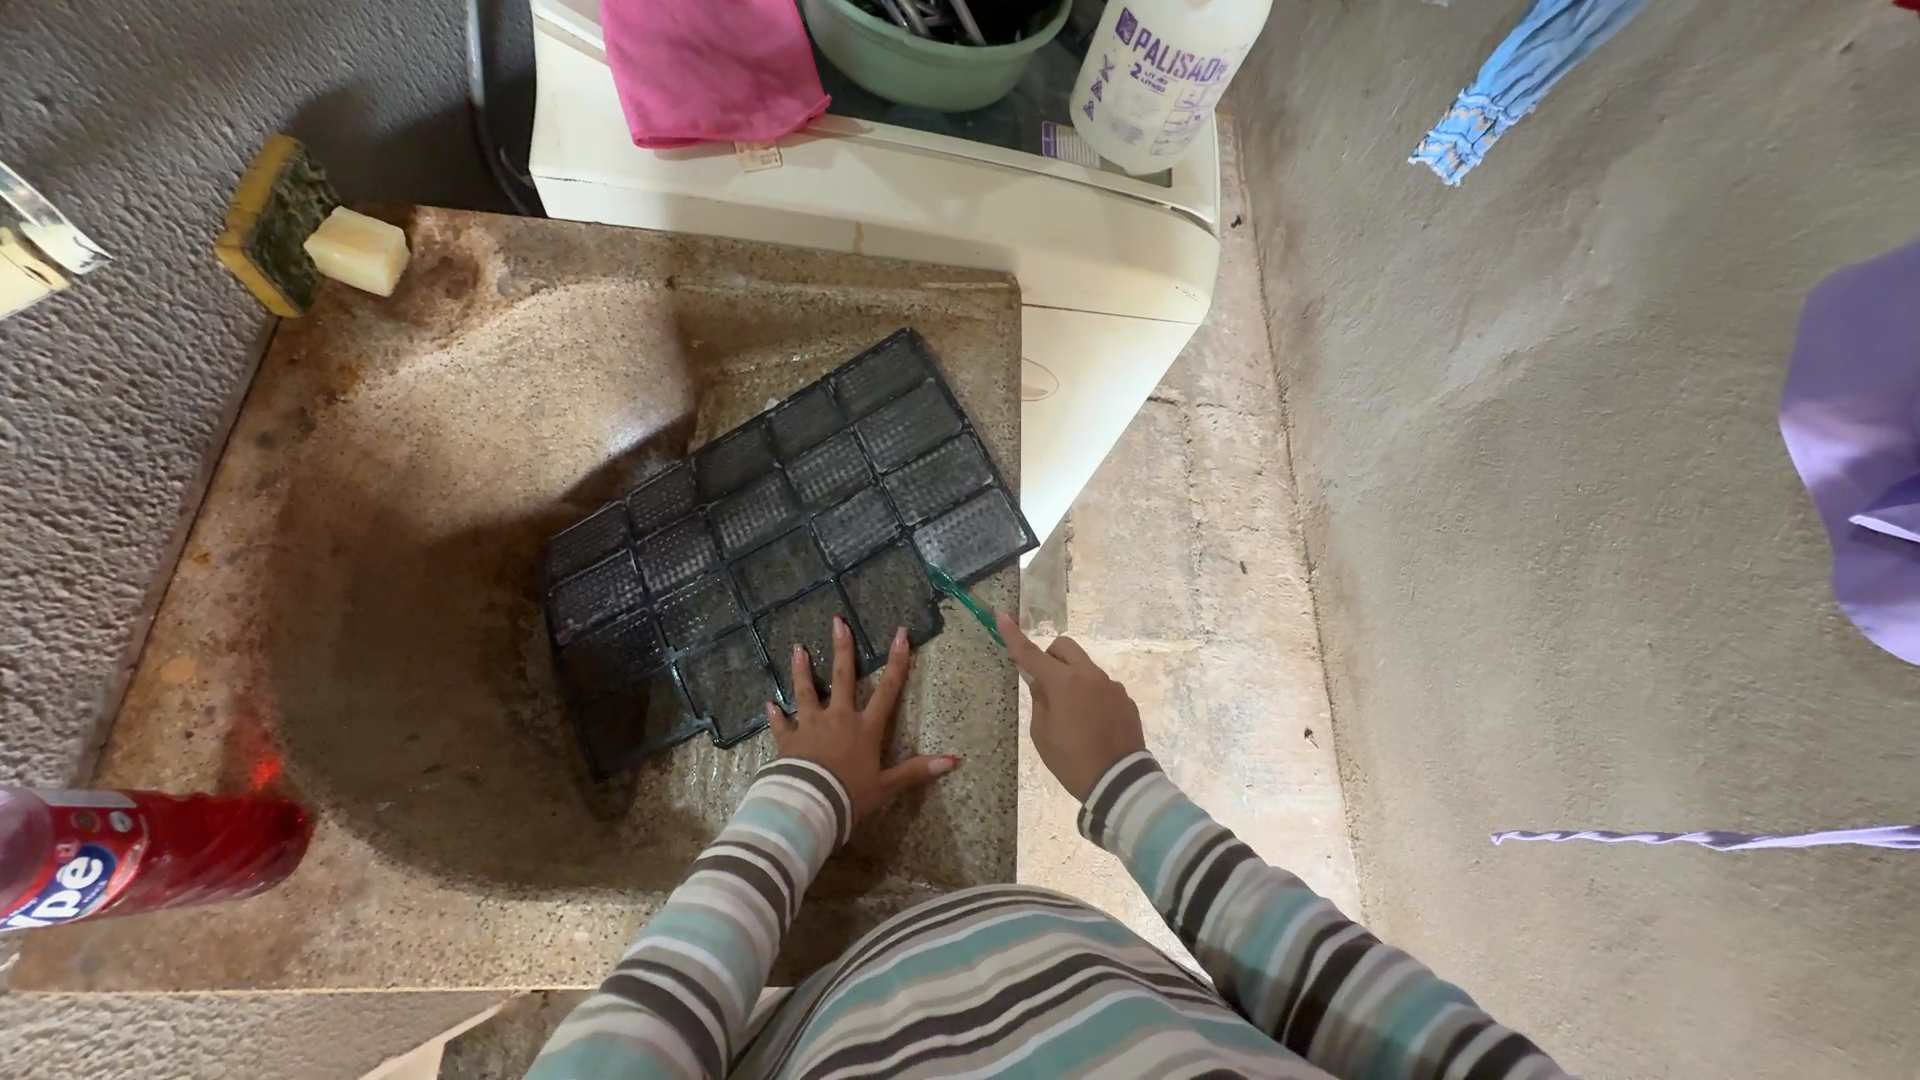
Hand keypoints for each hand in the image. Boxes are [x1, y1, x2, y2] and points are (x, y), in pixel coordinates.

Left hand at [766, 617, 958, 822]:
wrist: (809, 806)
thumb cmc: (850, 795)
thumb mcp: (888, 785)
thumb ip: (917, 770)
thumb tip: (954, 760)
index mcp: (865, 728)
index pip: (887, 690)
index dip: (897, 662)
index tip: (900, 634)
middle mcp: (839, 718)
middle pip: (842, 678)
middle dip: (842, 649)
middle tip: (837, 622)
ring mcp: (811, 726)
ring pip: (807, 692)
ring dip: (802, 670)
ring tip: (797, 648)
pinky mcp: (788, 740)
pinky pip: (781, 724)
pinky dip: (775, 715)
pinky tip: (768, 704)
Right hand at [997, 611, 1145, 803]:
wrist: (1120, 781)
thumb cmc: (1072, 760)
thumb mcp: (1042, 733)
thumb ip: (1039, 699)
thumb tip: (1039, 679)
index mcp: (1063, 682)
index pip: (1031, 653)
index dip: (1013, 635)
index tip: (1002, 614)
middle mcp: (1089, 675)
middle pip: (1065, 647)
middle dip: (1051, 657)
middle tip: (1046, 684)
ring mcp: (1111, 685)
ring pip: (1085, 667)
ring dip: (1073, 679)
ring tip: (1073, 715)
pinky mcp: (1125, 699)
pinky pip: (1102, 687)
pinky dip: (1091, 696)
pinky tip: (1093, 725)